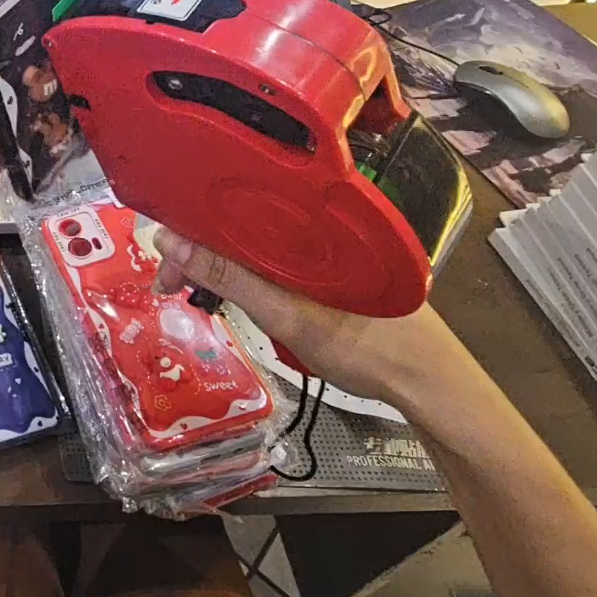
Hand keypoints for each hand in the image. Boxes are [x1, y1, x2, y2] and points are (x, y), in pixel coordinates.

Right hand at [149, 226, 472, 409]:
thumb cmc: (367, 348)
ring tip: (191, 290)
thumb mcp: (287, 314)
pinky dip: (241, 273)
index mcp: (305, 220)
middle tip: (168, 286)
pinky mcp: (323, 271)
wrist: (434, 389)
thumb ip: (228, 276)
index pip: (231, 206)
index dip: (188, 227)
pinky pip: (268, 260)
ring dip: (215, 262)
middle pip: (237, 224)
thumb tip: (168, 240)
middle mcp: (311, 226)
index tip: (161, 259)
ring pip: (251, 243)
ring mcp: (319, 250)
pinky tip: (228, 290)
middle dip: (195, 249)